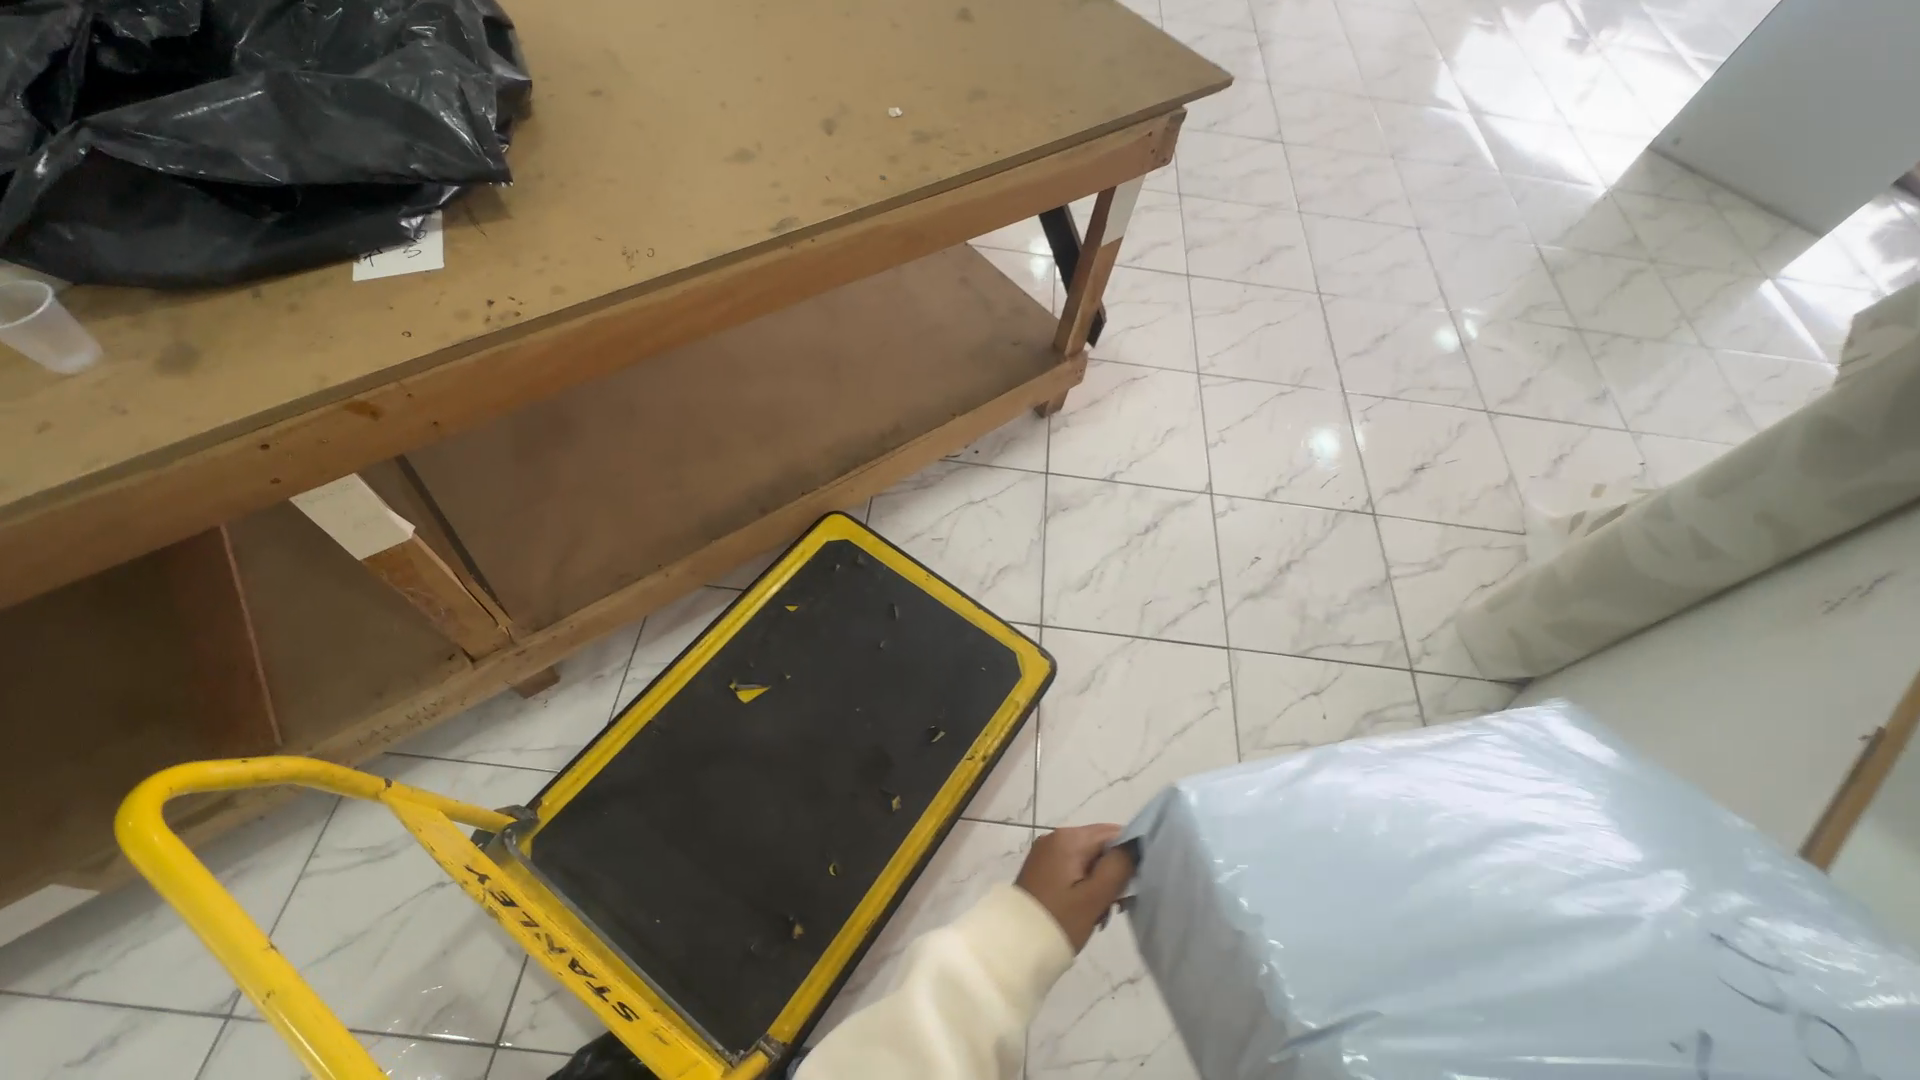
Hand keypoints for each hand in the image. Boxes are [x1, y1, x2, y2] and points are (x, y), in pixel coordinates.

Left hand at [1014, 823, 1135, 951]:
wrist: (1015, 945)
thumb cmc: (1059, 920)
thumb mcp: (1095, 896)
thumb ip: (1118, 866)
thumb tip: (1135, 844)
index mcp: (1068, 838)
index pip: (1113, 834)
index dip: (1129, 856)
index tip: (1134, 884)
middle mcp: (1055, 838)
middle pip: (1100, 847)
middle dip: (1113, 874)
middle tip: (1117, 905)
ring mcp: (1046, 854)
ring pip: (1088, 861)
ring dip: (1100, 884)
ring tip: (1101, 914)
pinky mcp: (1042, 870)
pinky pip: (1073, 870)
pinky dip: (1085, 887)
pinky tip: (1088, 911)